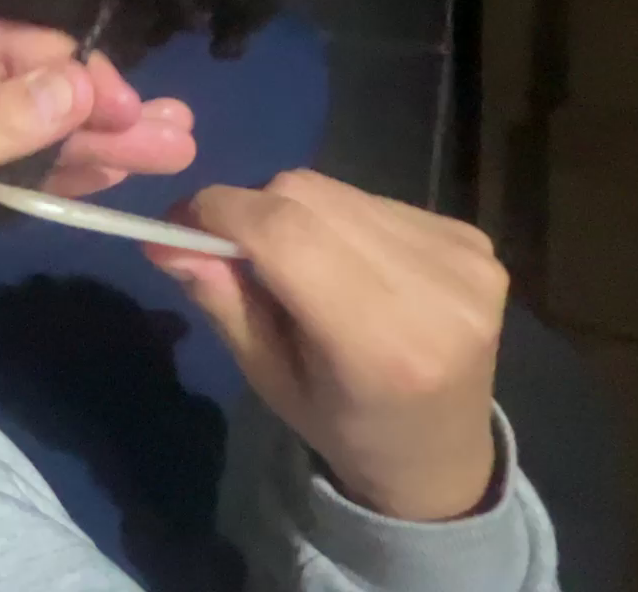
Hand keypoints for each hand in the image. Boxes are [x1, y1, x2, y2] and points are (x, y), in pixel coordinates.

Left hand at [0, 23, 194, 418]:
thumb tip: (79, 84)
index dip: (59, 65)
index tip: (121, 98)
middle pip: (14, 87)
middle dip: (89, 106)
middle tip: (170, 130)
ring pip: (18, 133)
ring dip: (86, 143)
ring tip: (167, 152)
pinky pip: (4, 174)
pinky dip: (52, 176)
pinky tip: (106, 179)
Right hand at [148, 171, 508, 521]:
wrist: (442, 450)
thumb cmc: (336, 418)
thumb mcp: (261, 372)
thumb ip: (217, 298)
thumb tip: (161, 240)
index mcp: (381, 346)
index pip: (283, 234)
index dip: (218, 211)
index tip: (178, 222)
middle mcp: (435, 294)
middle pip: (301, 196)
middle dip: (246, 209)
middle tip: (225, 243)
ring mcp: (463, 262)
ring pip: (328, 188)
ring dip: (286, 210)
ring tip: (290, 256)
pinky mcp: (475, 241)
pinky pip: (363, 195)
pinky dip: (329, 215)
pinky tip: (339, 256)